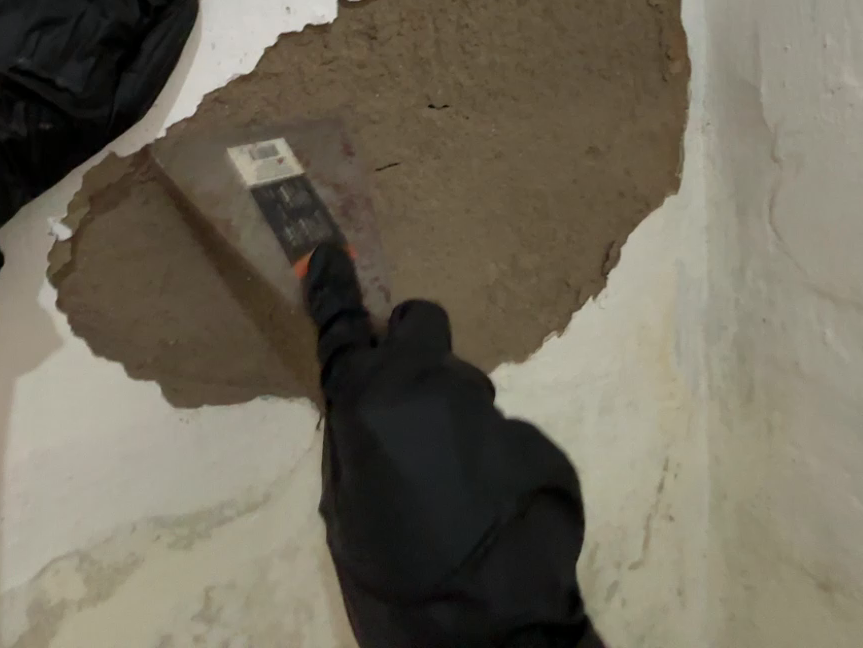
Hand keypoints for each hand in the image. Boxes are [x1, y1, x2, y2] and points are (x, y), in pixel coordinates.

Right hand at [306, 245, 602, 647]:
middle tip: (411, 400)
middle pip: (423, 323)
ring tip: (453, 481)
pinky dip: (489, 451)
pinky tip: (490, 501)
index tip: (330, 253)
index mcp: (369, 400)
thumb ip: (354, 434)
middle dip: (414, 345)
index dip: (333, 289)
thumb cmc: (388, 571)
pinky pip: (499, 429)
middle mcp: (429, 382)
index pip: (342, 327)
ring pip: (463, 384)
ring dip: (453, 413)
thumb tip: (365, 403)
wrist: (482, 629)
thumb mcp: (342, 502)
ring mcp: (487, 404)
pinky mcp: (532, 434)